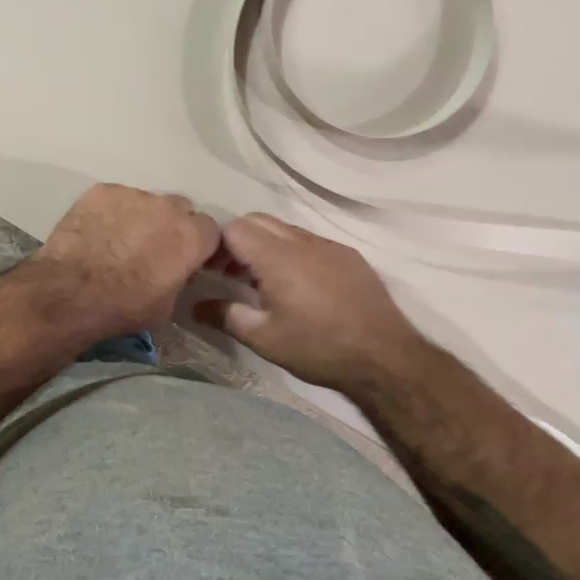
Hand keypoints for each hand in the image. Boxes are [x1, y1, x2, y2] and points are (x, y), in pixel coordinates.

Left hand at [29, 184, 221, 338]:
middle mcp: (167, 207)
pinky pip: (114, 199)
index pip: (209, 230)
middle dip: (171, 226)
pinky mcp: (101, 191)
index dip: (198, 244)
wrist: (72, 292)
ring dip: (140, 217)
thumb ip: (180, 276)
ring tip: (119, 240)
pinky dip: (110, 212)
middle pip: (179, 209)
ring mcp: (132, 194)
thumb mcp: (168, 304)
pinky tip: (96, 232)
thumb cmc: (125, 306)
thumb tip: (175, 268)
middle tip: (152, 248)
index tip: (186, 258)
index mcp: (191, 236)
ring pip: (145, 202)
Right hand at [194, 212, 425, 388]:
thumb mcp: (263, 338)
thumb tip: (194, 306)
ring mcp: (328, 245)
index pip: (233, 228)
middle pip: (257, 221)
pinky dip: (291, 252)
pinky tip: (297, 286)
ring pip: (284, 229)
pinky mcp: (348, 255)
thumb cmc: (318, 348)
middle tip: (230, 275)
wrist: (385, 358)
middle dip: (237, 241)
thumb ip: (224, 316)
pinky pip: (309, 241)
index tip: (212, 271)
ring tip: (261, 282)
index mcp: (277, 257)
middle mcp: (302, 241)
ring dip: (264, 245)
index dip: (216, 245)